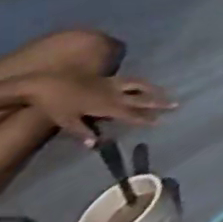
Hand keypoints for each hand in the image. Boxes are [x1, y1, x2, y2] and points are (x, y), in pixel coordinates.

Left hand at [19, 73, 174, 143]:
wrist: (47, 83)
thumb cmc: (55, 105)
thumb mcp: (66, 121)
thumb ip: (83, 132)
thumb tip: (96, 144)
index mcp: (105, 106)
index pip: (130, 113)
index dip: (145, 118)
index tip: (160, 121)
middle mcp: (113, 94)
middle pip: (141, 98)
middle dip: (158, 102)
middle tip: (175, 104)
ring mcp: (111, 84)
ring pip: (138, 85)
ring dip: (152, 89)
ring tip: (164, 91)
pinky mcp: (107, 78)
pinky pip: (129, 79)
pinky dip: (139, 82)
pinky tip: (141, 83)